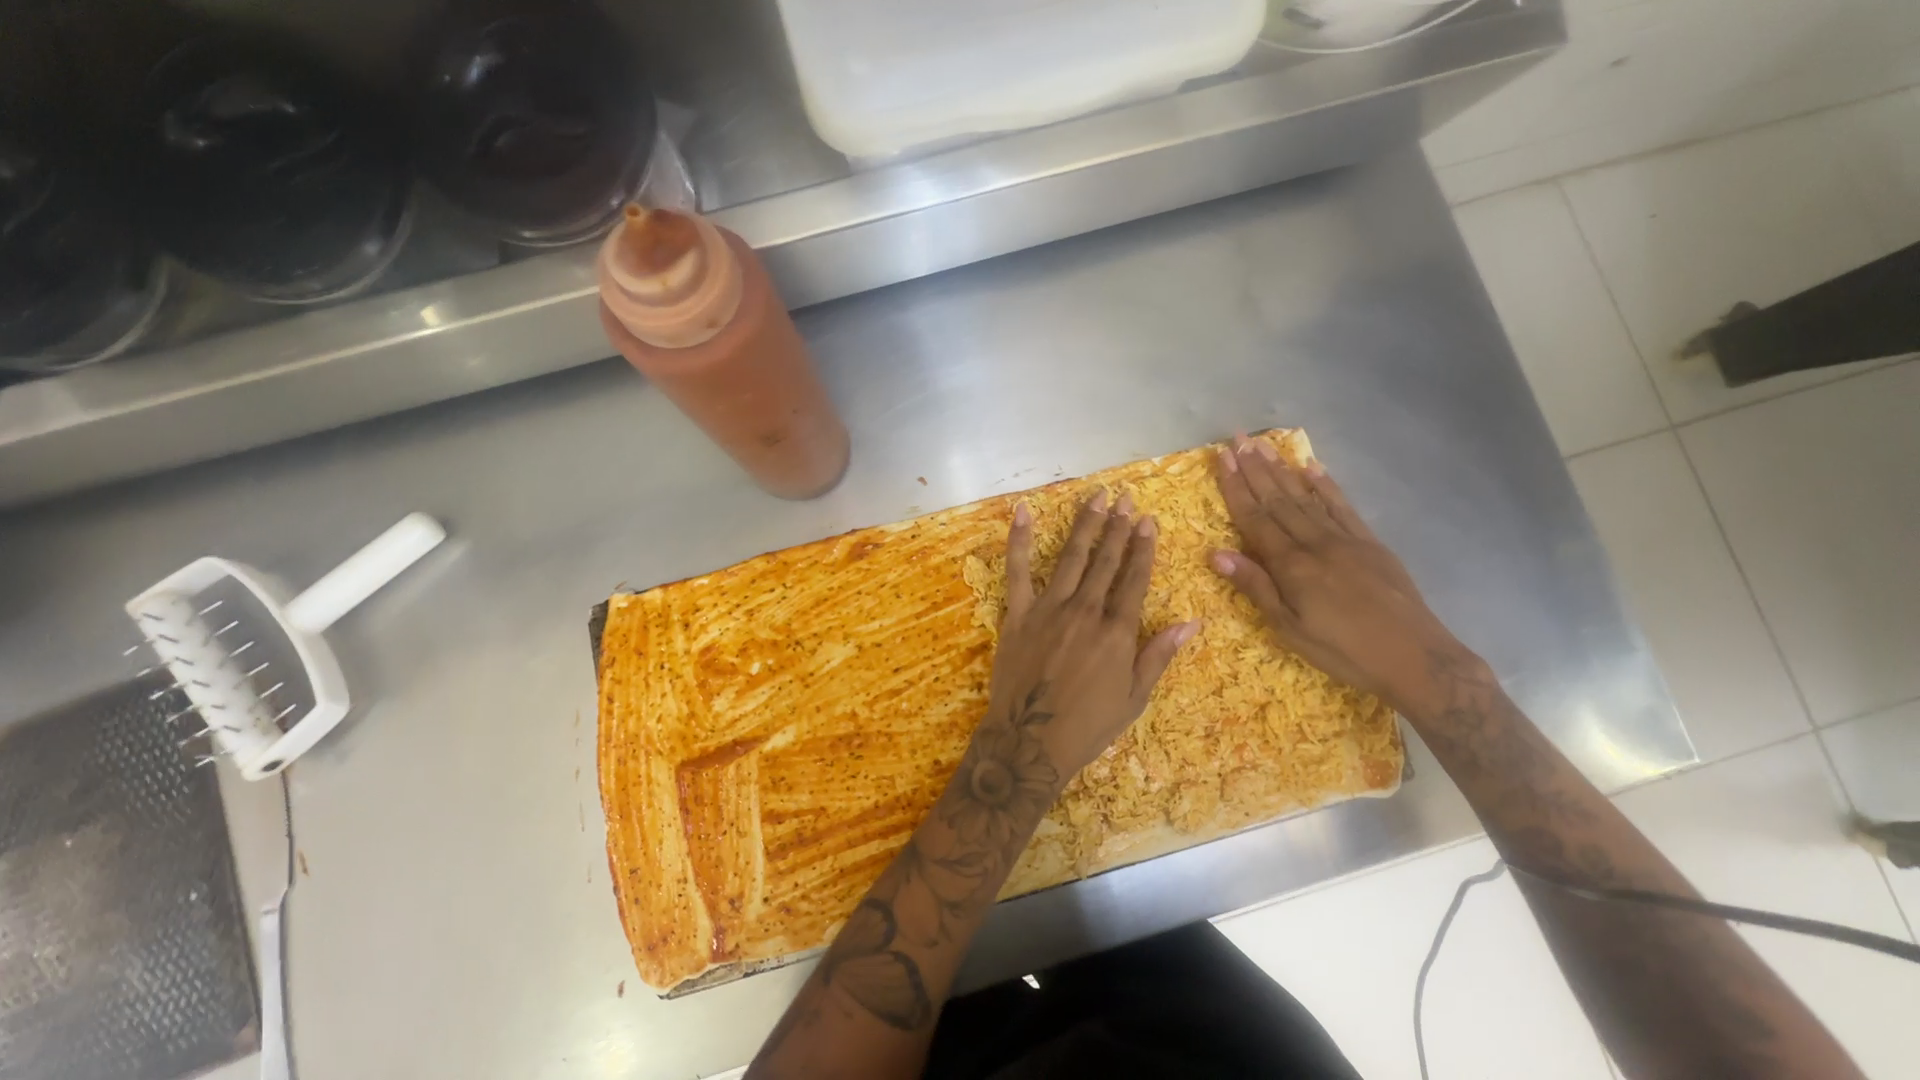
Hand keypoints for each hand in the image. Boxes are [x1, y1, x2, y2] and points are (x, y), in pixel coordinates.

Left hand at [983, 491, 1201, 784]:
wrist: (1031, 742)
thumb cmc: (1088, 726)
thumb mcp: (1134, 698)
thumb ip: (1158, 655)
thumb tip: (1192, 622)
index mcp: (1117, 631)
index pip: (1135, 579)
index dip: (1143, 547)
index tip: (1149, 520)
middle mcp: (1086, 611)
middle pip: (1106, 561)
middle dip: (1118, 527)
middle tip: (1126, 498)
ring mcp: (1048, 609)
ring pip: (1070, 557)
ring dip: (1085, 525)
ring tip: (1096, 498)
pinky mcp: (1017, 615)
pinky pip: (1017, 571)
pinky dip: (1018, 540)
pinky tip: (1022, 512)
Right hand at [1209, 438, 1477, 717]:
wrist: (1415, 657)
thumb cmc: (1343, 651)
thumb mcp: (1289, 629)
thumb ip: (1256, 587)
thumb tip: (1216, 554)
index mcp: (1292, 566)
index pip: (1255, 519)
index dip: (1236, 488)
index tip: (1222, 458)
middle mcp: (1316, 543)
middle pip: (1279, 500)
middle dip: (1255, 469)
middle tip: (1237, 440)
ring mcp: (1346, 540)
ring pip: (1307, 498)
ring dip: (1283, 471)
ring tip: (1264, 446)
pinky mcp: (1371, 544)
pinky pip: (1343, 507)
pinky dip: (1326, 486)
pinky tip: (1312, 468)